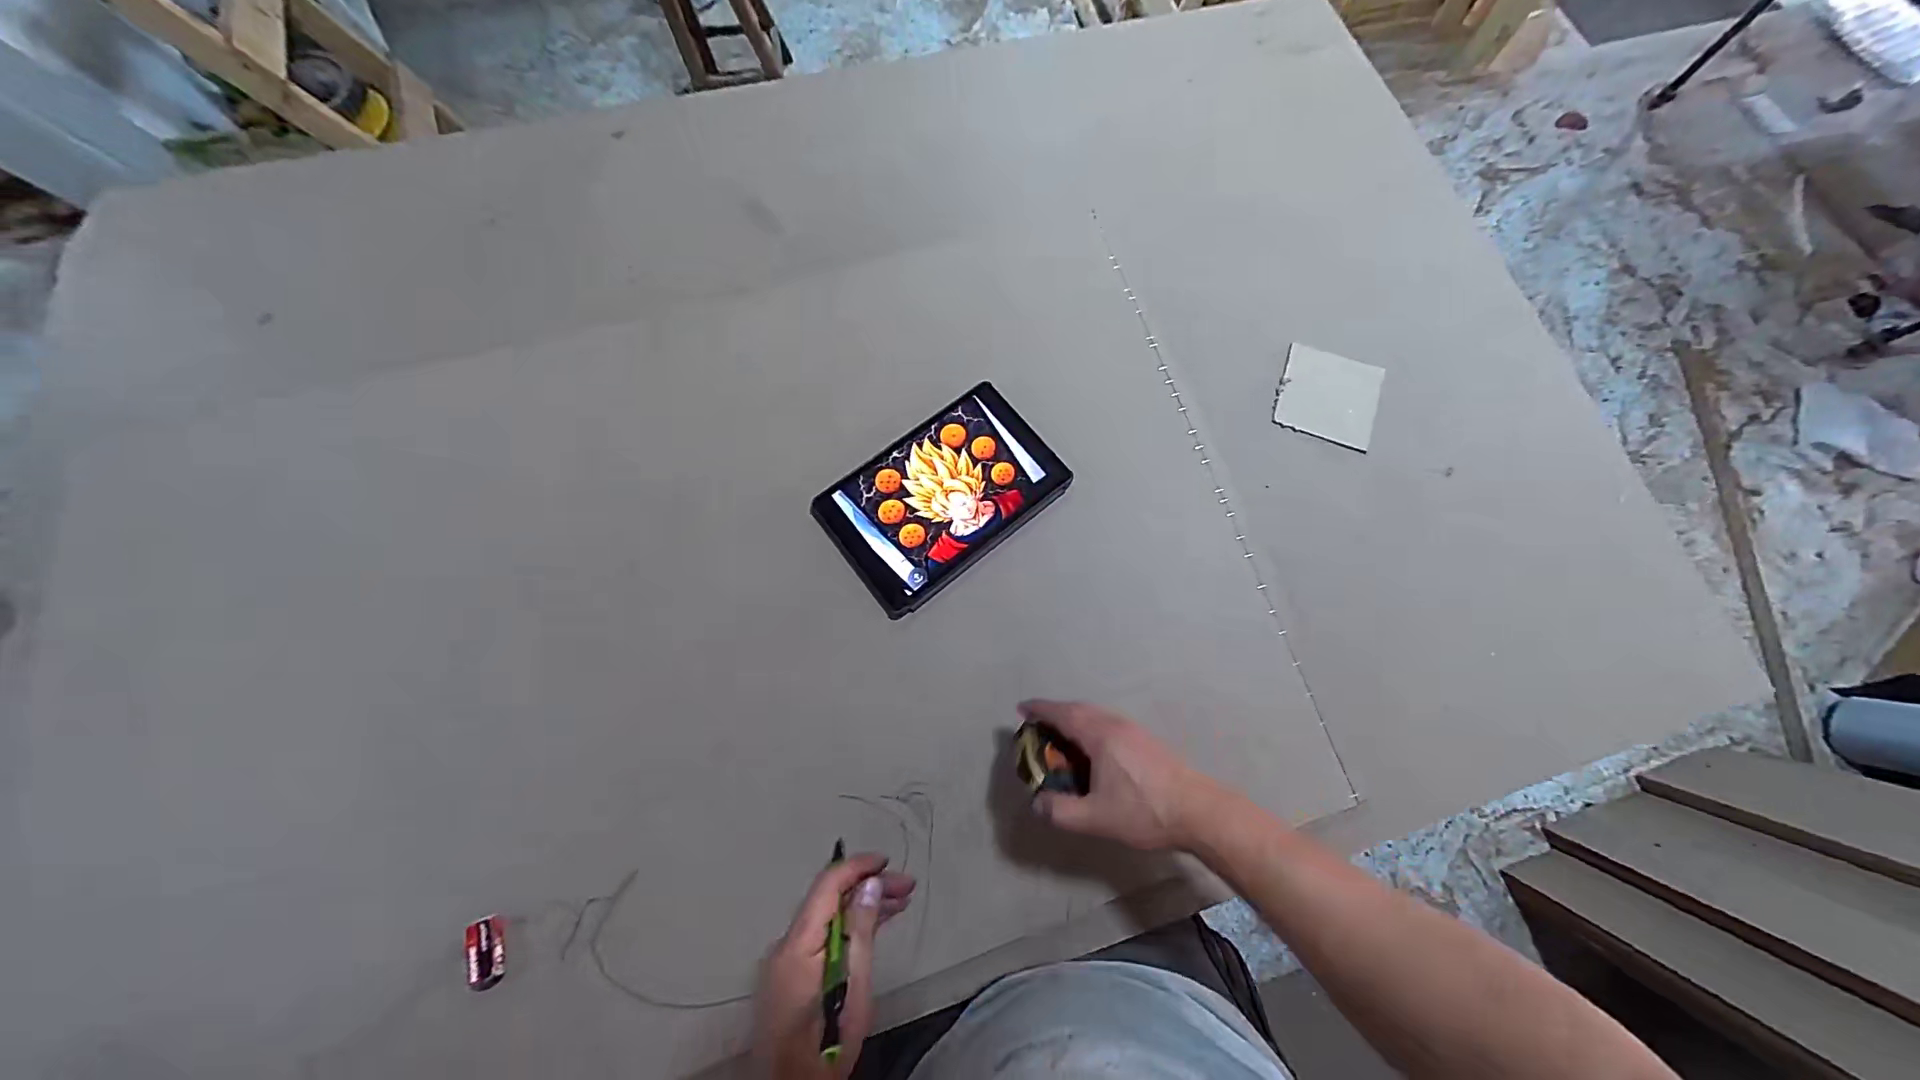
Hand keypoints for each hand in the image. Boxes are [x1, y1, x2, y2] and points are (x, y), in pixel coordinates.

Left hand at [754, 853, 915, 1079]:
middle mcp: (785, 944)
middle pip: (828, 900)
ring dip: (861, 907)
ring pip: (826, 918)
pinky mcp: (790, 975)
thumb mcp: (854, 989)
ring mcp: (785, 961)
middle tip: (906, 886)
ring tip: (899, 901)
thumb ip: (861, 933)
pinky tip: (873, 925)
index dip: (858, 867)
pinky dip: (847, 928)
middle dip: (867, 887)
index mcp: (797, 944)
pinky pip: (821, 937)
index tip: (887, 862)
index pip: (827, 885)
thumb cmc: (827, 1045)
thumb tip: (870, 885)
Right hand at [1021, 699, 1217, 850]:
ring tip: (1060, 735)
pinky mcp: (1146, 741)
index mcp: (1101, 736)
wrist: (1199, 812)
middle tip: (1036, 723)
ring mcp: (1134, 731)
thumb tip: (1037, 803)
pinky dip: (1089, 726)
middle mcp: (1116, 725)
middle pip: (1079, 709)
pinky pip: (1107, 723)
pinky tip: (1091, 748)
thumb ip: (1061, 812)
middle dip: (1055, 712)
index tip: (1020, 709)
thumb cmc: (1145, 812)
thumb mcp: (1097, 818)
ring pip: (1096, 715)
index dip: (1040, 709)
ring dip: (1074, 718)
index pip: (1063, 714)